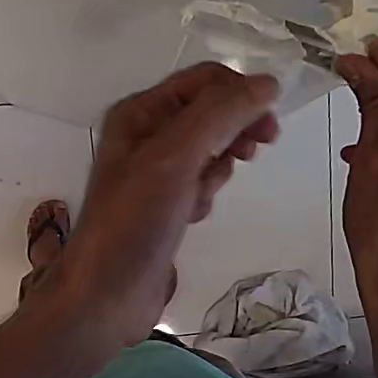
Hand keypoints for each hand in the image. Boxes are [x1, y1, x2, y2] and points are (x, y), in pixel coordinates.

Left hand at [48, 62, 279, 345]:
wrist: (107, 296)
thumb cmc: (135, 223)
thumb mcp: (176, 159)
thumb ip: (219, 116)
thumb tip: (267, 84)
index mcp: (140, 113)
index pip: (203, 82)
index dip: (241, 93)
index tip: (270, 123)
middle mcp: (147, 136)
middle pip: (210, 113)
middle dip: (235, 128)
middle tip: (261, 147)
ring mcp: (156, 173)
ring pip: (209, 150)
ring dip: (219, 165)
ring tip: (206, 192)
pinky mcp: (166, 205)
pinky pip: (200, 183)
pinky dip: (206, 193)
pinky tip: (195, 214)